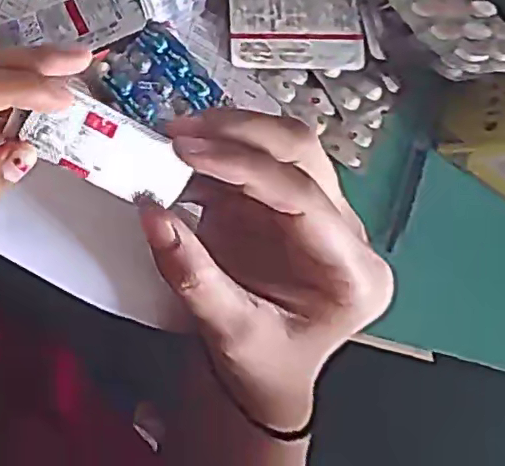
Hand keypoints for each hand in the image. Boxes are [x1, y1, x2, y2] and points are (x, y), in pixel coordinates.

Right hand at [140, 109, 393, 432]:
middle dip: (237, 131)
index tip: (187, 151)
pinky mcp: (278, 194)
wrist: (261, 374)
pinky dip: (212, 147)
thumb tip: (153, 214)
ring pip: (279, 140)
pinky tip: (180, 156)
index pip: (301, 193)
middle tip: (179, 134)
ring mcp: (312, 205)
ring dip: (225, 129)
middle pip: (298, 149)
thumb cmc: (262, 363)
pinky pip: (249, 153)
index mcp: (351, 270)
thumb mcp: (230, 332)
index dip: (242, 165)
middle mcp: (342, 229)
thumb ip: (193, 276)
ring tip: (175, 136)